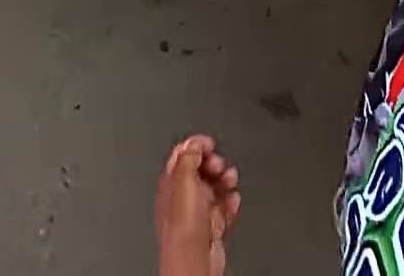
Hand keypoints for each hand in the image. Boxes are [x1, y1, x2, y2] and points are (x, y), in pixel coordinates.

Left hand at [155, 135, 239, 275]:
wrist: (196, 260)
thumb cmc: (185, 227)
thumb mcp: (185, 182)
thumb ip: (188, 158)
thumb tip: (193, 144)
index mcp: (171, 183)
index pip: (182, 154)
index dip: (196, 145)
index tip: (210, 143)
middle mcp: (182, 197)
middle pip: (200, 169)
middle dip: (214, 164)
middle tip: (219, 166)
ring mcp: (197, 212)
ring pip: (214, 187)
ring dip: (225, 181)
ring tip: (230, 182)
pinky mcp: (210, 226)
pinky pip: (223, 207)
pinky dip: (230, 202)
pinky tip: (232, 202)